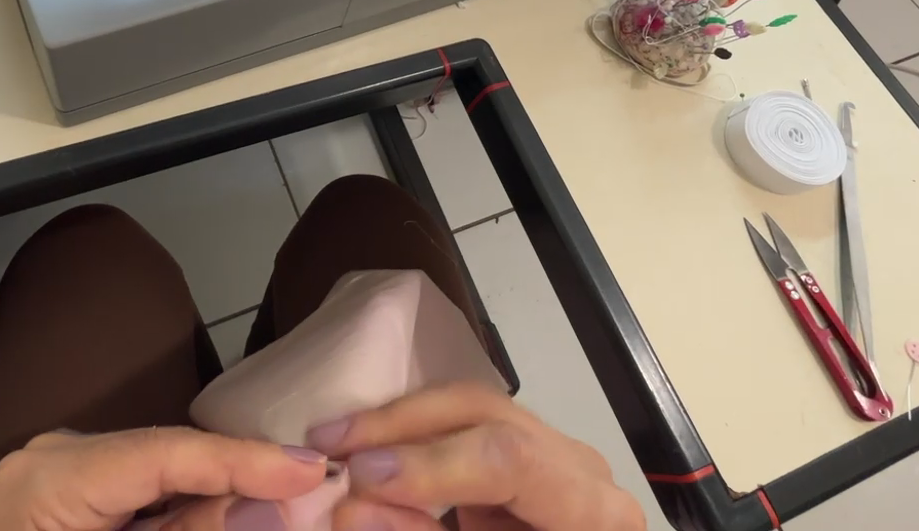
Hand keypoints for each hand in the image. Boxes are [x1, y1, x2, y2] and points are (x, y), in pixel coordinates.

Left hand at [0, 426, 329, 530]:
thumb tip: (264, 507)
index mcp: (52, 476)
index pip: (162, 452)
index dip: (240, 458)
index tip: (309, 466)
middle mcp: (56, 454)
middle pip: (166, 457)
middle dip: (237, 474)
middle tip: (308, 482)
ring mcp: (62, 468)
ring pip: (160, 471)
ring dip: (216, 490)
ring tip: (281, 490)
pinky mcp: (73, 488)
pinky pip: (143, 490)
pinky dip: (185, 504)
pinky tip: (228, 504)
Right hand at [305, 383, 645, 530]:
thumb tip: (349, 510)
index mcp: (590, 512)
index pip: (509, 458)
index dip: (432, 465)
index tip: (362, 476)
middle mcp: (576, 464)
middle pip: (481, 411)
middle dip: (399, 423)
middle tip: (328, 444)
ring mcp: (552, 451)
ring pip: (465, 407)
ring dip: (394, 422)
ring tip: (333, 439)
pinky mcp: (523, 453)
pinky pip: (459, 425)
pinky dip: (408, 433)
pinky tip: (366, 443)